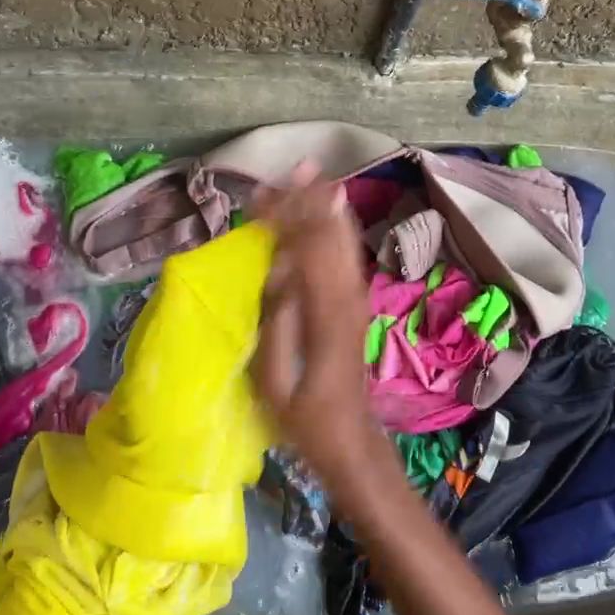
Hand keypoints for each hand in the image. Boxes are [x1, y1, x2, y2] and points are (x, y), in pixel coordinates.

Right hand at [251, 168, 393, 488]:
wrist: (351, 440)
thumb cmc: (303, 418)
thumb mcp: (274, 380)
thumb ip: (277, 322)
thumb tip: (277, 269)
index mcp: (324, 311)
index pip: (306, 247)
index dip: (284, 216)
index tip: (258, 196)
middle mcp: (347, 295)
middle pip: (329, 233)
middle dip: (305, 200)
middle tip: (282, 173)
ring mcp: (356, 297)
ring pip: (342, 238)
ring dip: (322, 206)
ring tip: (306, 175)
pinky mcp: (356, 303)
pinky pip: (346, 252)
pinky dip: (332, 226)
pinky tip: (327, 210)